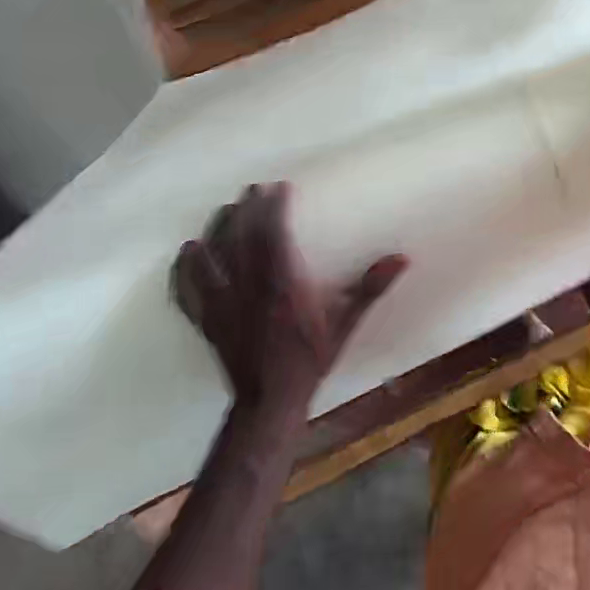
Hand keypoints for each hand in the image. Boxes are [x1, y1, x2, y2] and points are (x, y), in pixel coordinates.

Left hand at [172, 182, 406, 414]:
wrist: (269, 401)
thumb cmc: (310, 360)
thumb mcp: (345, 323)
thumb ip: (370, 288)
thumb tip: (402, 258)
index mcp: (282, 285)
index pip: (274, 235)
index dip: (274, 208)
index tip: (280, 187)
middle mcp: (248, 289)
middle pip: (241, 239)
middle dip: (246, 210)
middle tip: (252, 189)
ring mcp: (223, 305)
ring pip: (213, 258)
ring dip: (217, 230)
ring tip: (223, 211)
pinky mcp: (207, 321)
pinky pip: (189, 290)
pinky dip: (186, 269)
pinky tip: (187, 252)